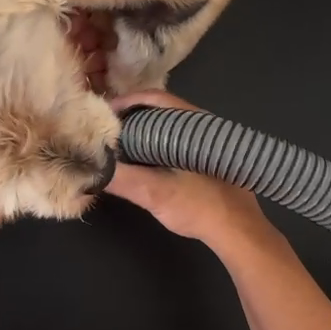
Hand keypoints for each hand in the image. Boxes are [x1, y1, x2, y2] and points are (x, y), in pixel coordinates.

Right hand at [104, 91, 278, 253]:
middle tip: (105, 132)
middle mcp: (203, 125)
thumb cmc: (201, 207)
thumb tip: (91, 170)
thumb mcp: (155, 194)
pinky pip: (177, 142)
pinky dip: (157, 146)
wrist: (239, 231)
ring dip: (144, 133)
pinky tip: (144, 163)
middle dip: (131, 119)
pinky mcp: (211, 159)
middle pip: (160, 111)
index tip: (101, 116)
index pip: (153, 98)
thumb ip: (122, 179)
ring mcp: (209, 142)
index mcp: (192, 123)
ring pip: (169, 127)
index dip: (124, 103)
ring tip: (119, 147)